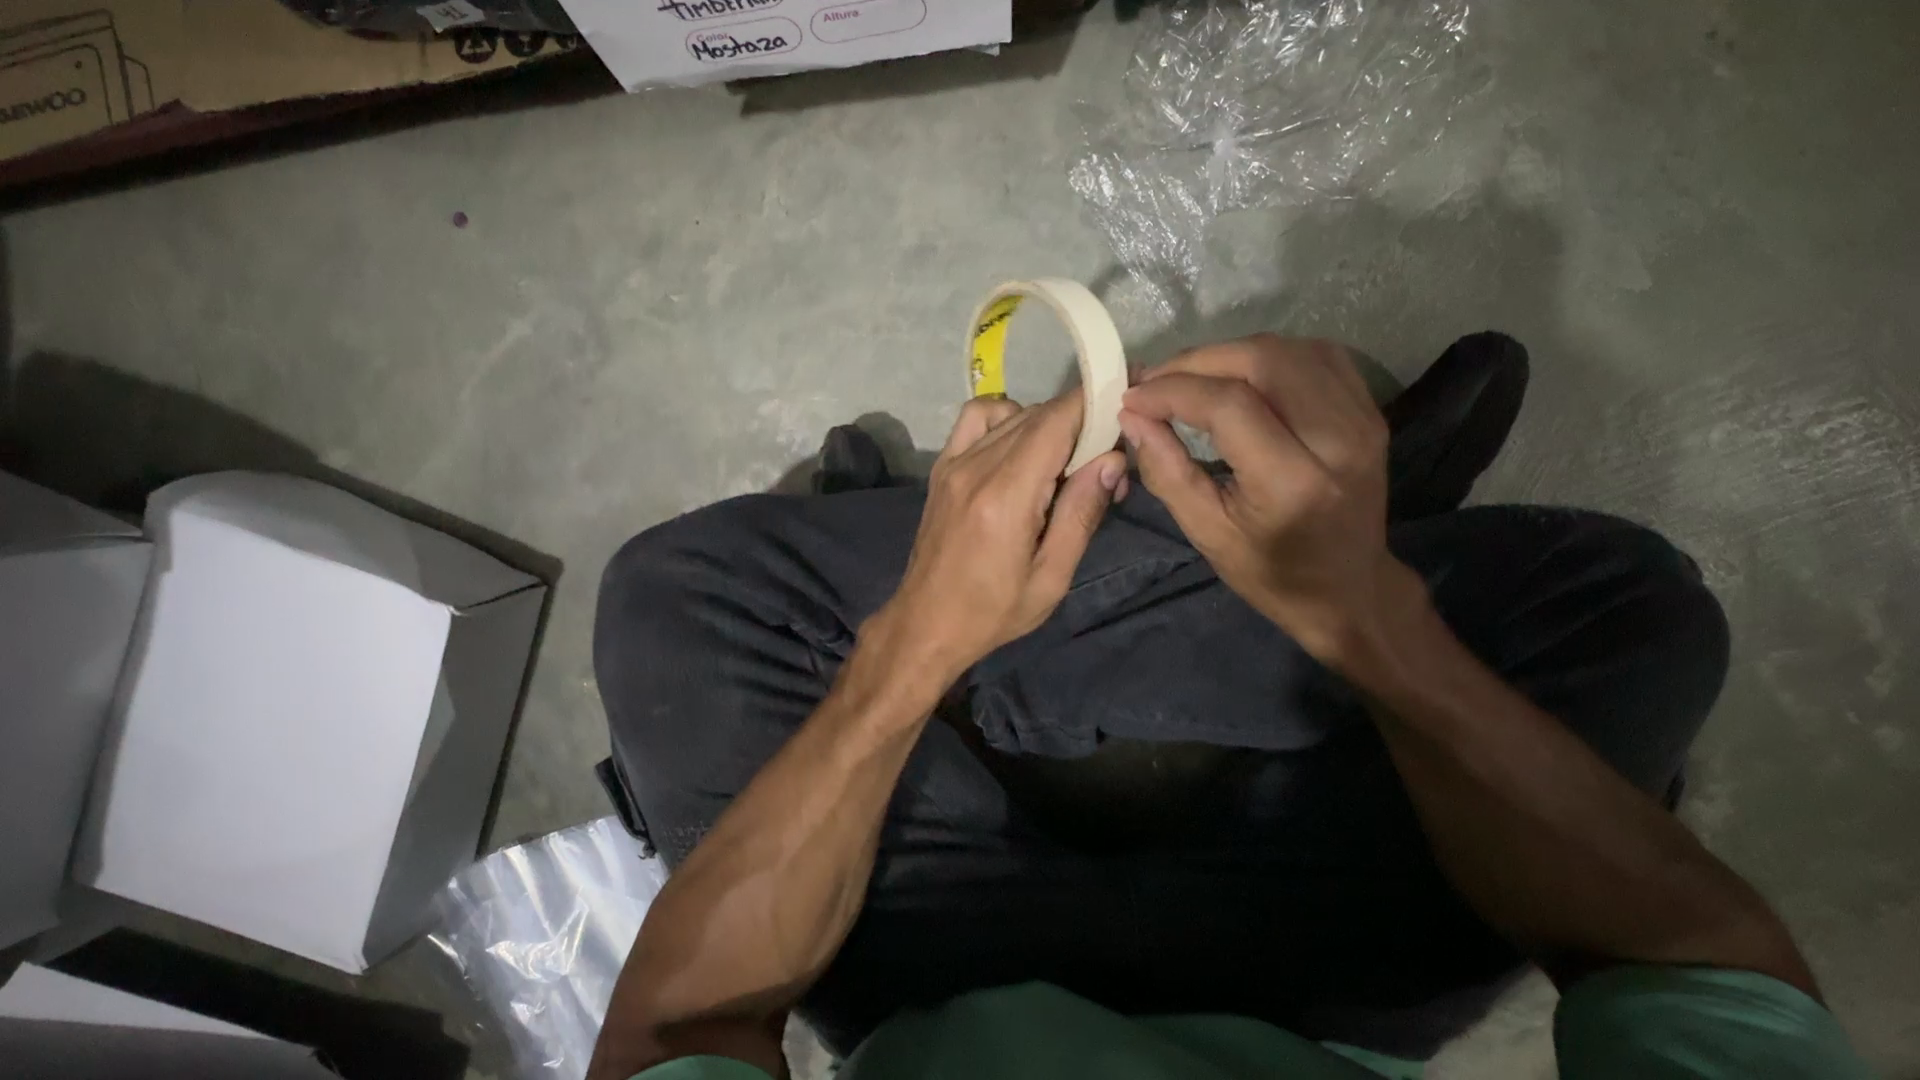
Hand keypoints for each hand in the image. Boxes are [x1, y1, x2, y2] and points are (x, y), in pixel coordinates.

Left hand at [878, 393, 1127, 681]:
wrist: (927, 623)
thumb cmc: (994, 612)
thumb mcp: (1051, 576)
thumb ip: (1082, 513)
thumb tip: (1114, 459)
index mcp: (1007, 496)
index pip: (1056, 421)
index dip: (1094, 403)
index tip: (1124, 407)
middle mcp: (977, 467)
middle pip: (1039, 414)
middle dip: (1080, 424)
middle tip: (1103, 464)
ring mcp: (954, 463)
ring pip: (1012, 413)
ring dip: (1048, 425)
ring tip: (1062, 463)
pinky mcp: (942, 467)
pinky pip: (976, 418)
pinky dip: (1006, 418)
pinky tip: (1020, 450)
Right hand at [1118, 334, 1420, 668]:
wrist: (1349, 590)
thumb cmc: (1271, 573)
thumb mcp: (1208, 533)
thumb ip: (1167, 472)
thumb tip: (1132, 416)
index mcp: (1292, 483)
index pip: (1228, 405)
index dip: (1172, 390)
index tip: (1131, 397)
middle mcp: (1336, 440)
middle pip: (1263, 360)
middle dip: (1198, 361)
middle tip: (1155, 381)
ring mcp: (1361, 421)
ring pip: (1290, 350)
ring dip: (1231, 354)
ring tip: (1190, 378)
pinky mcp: (1370, 412)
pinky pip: (1317, 356)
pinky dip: (1270, 356)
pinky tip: (1240, 376)